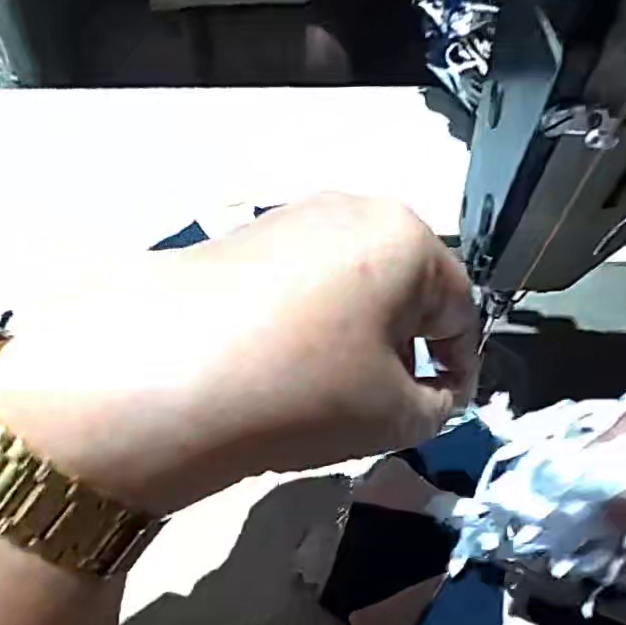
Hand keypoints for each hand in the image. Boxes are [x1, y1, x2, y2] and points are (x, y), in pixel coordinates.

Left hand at [0, 195, 478, 512]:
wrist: (163, 377)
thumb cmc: (308, 391)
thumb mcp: (397, 416)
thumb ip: (439, 406)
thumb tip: (433, 394)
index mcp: (408, 239)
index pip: (462, 311)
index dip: (462, 368)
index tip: (446, 409)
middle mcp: (354, 209)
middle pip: (409, 289)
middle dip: (412, 348)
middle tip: (393, 401)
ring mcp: (293, 216)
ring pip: (359, 284)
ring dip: (367, 336)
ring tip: (339, 388)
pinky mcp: (245, 237)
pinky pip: (311, 282)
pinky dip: (321, 324)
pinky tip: (293, 365)